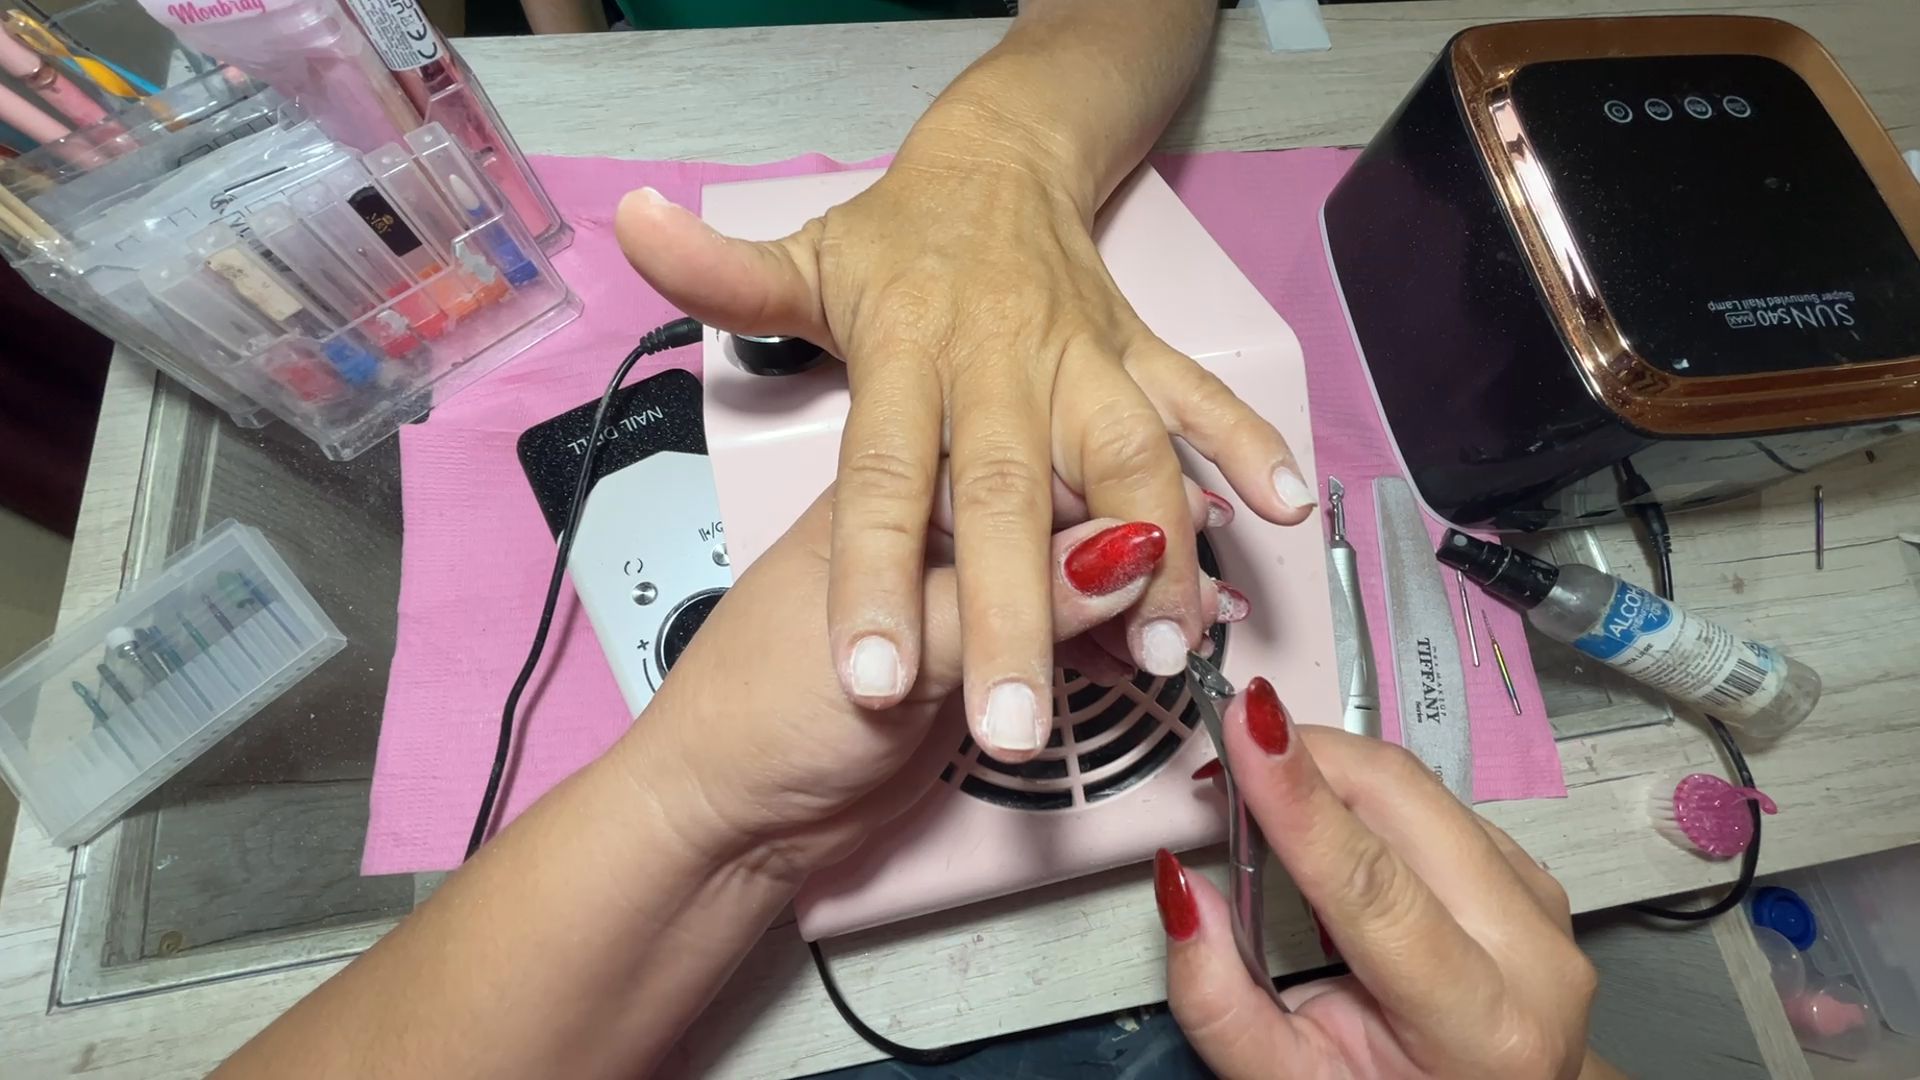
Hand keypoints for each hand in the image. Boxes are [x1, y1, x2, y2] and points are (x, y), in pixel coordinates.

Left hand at [614, 138, 1310, 762]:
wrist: (995, 165)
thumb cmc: (898, 240)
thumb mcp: (807, 261)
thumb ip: (730, 275)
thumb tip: (634, 228)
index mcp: (910, 356)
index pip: (884, 480)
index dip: (874, 576)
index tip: (867, 678)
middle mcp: (1000, 364)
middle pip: (1005, 495)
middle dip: (1014, 614)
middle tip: (1014, 724)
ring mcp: (1081, 358)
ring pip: (1124, 454)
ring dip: (1154, 547)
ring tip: (1169, 640)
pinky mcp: (1138, 353)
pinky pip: (1196, 401)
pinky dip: (1243, 447)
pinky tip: (1282, 508)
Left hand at [615, 484, 1240, 880]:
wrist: (732, 803)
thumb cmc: (761, 706)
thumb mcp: (884, 650)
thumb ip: (992, 603)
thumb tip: (1114, 559)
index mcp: (889, 485)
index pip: (1010, 468)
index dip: (1095, 500)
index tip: (1167, 534)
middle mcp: (931, 519)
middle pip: (1053, 509)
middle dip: (1131, 545)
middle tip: (1198, 577)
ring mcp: (958, 579)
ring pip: (1067, 564)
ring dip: (1135, 590)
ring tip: (1201, 613)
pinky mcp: (977, 639)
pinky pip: (1060, 625)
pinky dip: (1109, 636)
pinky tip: (1151, 645)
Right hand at [1160, 693, 1595, 1078]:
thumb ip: (1218, 1000)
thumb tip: (1182, 887)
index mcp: (1479, 1020)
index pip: (1370, 883)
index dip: (1298, 796)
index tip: (1245, 723)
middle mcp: (1526, 944)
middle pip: (1397, 796)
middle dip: (1302, 752)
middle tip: (1226, 756)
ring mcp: (1531, 892)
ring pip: (1406, 777)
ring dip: (1322, 762)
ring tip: (1263, 790)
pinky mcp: (1517, 858)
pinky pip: (1419, 788)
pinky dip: (1350, 778)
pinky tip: (1317, 809)